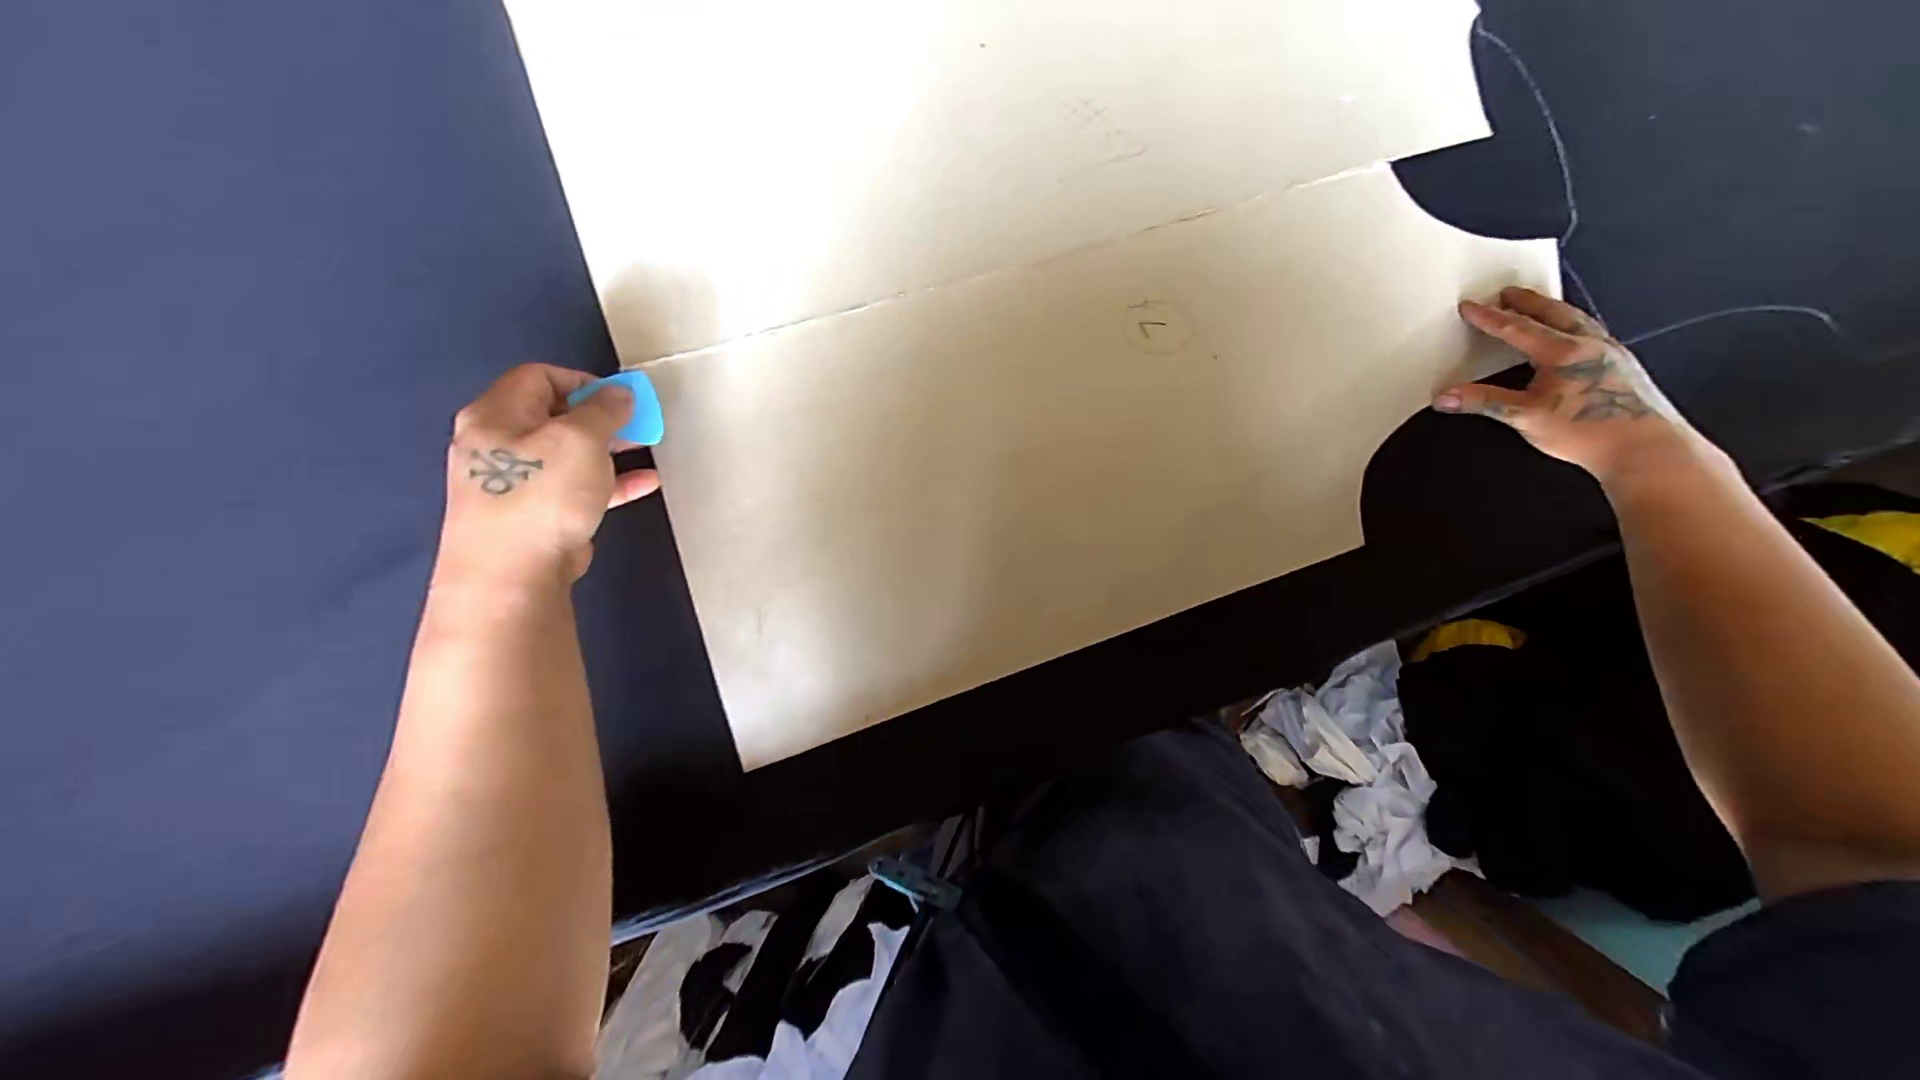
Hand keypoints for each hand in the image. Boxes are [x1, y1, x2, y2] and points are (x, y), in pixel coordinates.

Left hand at [436, 364, 660, 586]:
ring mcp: (518, 483)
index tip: (619, 396)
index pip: (537, 376)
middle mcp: (499, 444)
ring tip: (646, 448)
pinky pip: (579, 487)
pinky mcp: (539, 515)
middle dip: (601, 416)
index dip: (582, 380)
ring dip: (610, 448)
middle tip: (637, 422)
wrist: (513, 573)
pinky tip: (646, 483)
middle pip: (555, 416)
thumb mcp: (580, 438)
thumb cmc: (542, 493)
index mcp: (495, 415)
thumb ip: (604, 410)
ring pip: (570, 454)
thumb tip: (618, 393)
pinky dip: (611, 481)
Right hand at [1433, 287, 1707, 483]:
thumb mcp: (1524, 417)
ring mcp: (1611, 353)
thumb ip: (1483, 402)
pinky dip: (1574, 327)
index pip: (1516, 328)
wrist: (1644, 448)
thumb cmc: (1590, 431)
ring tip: (1539, 307)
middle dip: (1527, 302)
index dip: (1489, 317)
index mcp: (1564, 352)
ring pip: (1577, 321)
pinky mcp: (1622, 366)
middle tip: (1509, 293)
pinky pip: (1593, 335)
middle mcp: (1590, 345)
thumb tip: (1446, 397)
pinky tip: (1571, 337)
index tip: (1471, 306)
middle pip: (1553, 314)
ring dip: (1554, 311)